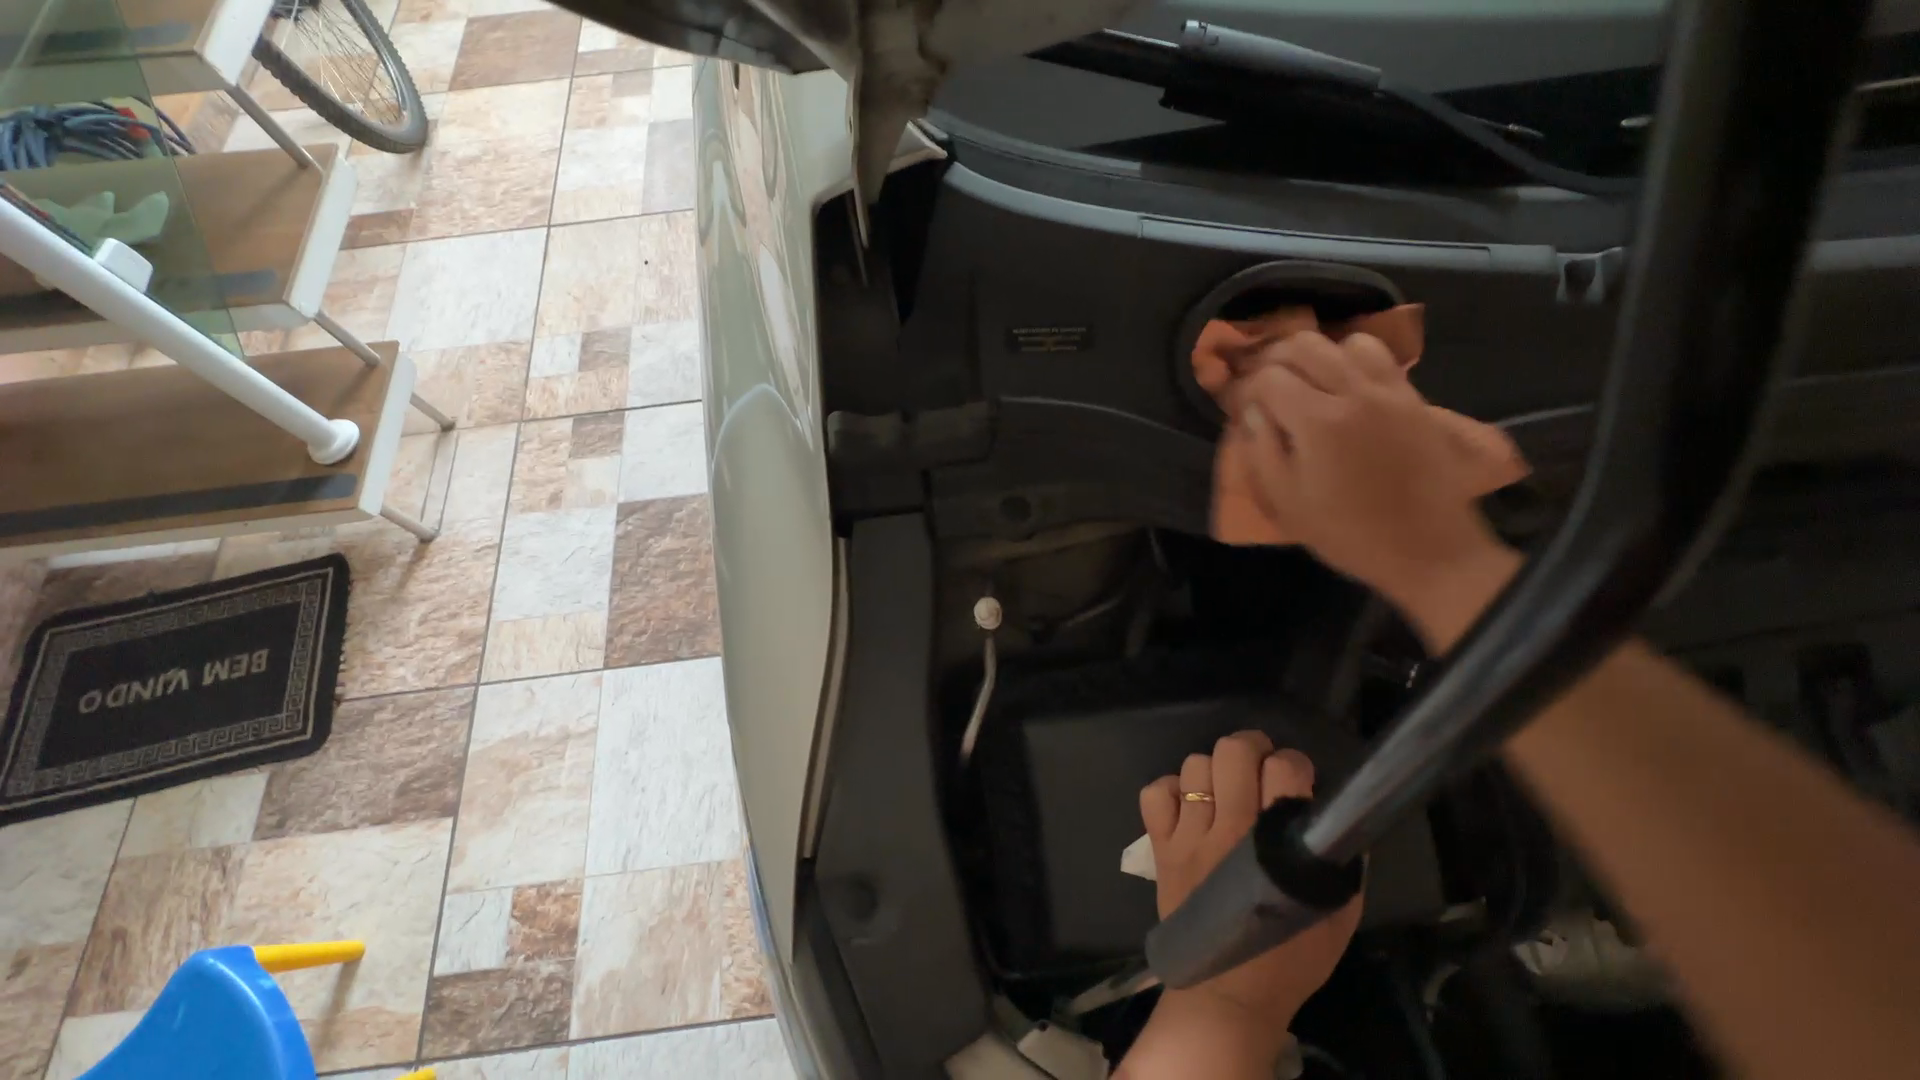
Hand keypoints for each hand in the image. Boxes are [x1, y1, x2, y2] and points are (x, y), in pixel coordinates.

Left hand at [1137, 732, 1361, 1048]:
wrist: (1228, 997)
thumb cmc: (1288, 958)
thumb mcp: (1336, 913)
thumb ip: (1341, 862)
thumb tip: (1341, 819)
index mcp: (1274, 843)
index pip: (1285, 768)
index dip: (1295, 765)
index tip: (1299, 780)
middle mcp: (1228, 828)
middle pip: (1233, 752)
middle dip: (1253, 748)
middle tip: (1262, 768)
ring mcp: (1188, 836)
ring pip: (1194, 767)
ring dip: (1213, 771)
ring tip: (1225, 791)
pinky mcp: (1160, 848)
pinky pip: (1155, 794)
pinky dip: (1171, 791)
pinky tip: (1189, 807)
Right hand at [1233, 331, 1516, 623]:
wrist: (1428, 549)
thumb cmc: (1347, 534)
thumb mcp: (1286, 503)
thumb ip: (1260, 451)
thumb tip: (1251, 412)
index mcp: (1317, 422)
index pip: (1268, 378)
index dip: (1246, 390)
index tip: (1241, 409)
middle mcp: (1354, 393)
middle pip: (1304, 345)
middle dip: (1275, 360)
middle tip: (1265, 387)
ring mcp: (1390, 391)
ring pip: (1343, 341)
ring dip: (1317, 355)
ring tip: (1306, 382)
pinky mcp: (1414, 398)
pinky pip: (1380, 355)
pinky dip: (1353, 358)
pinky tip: (1345, 386)